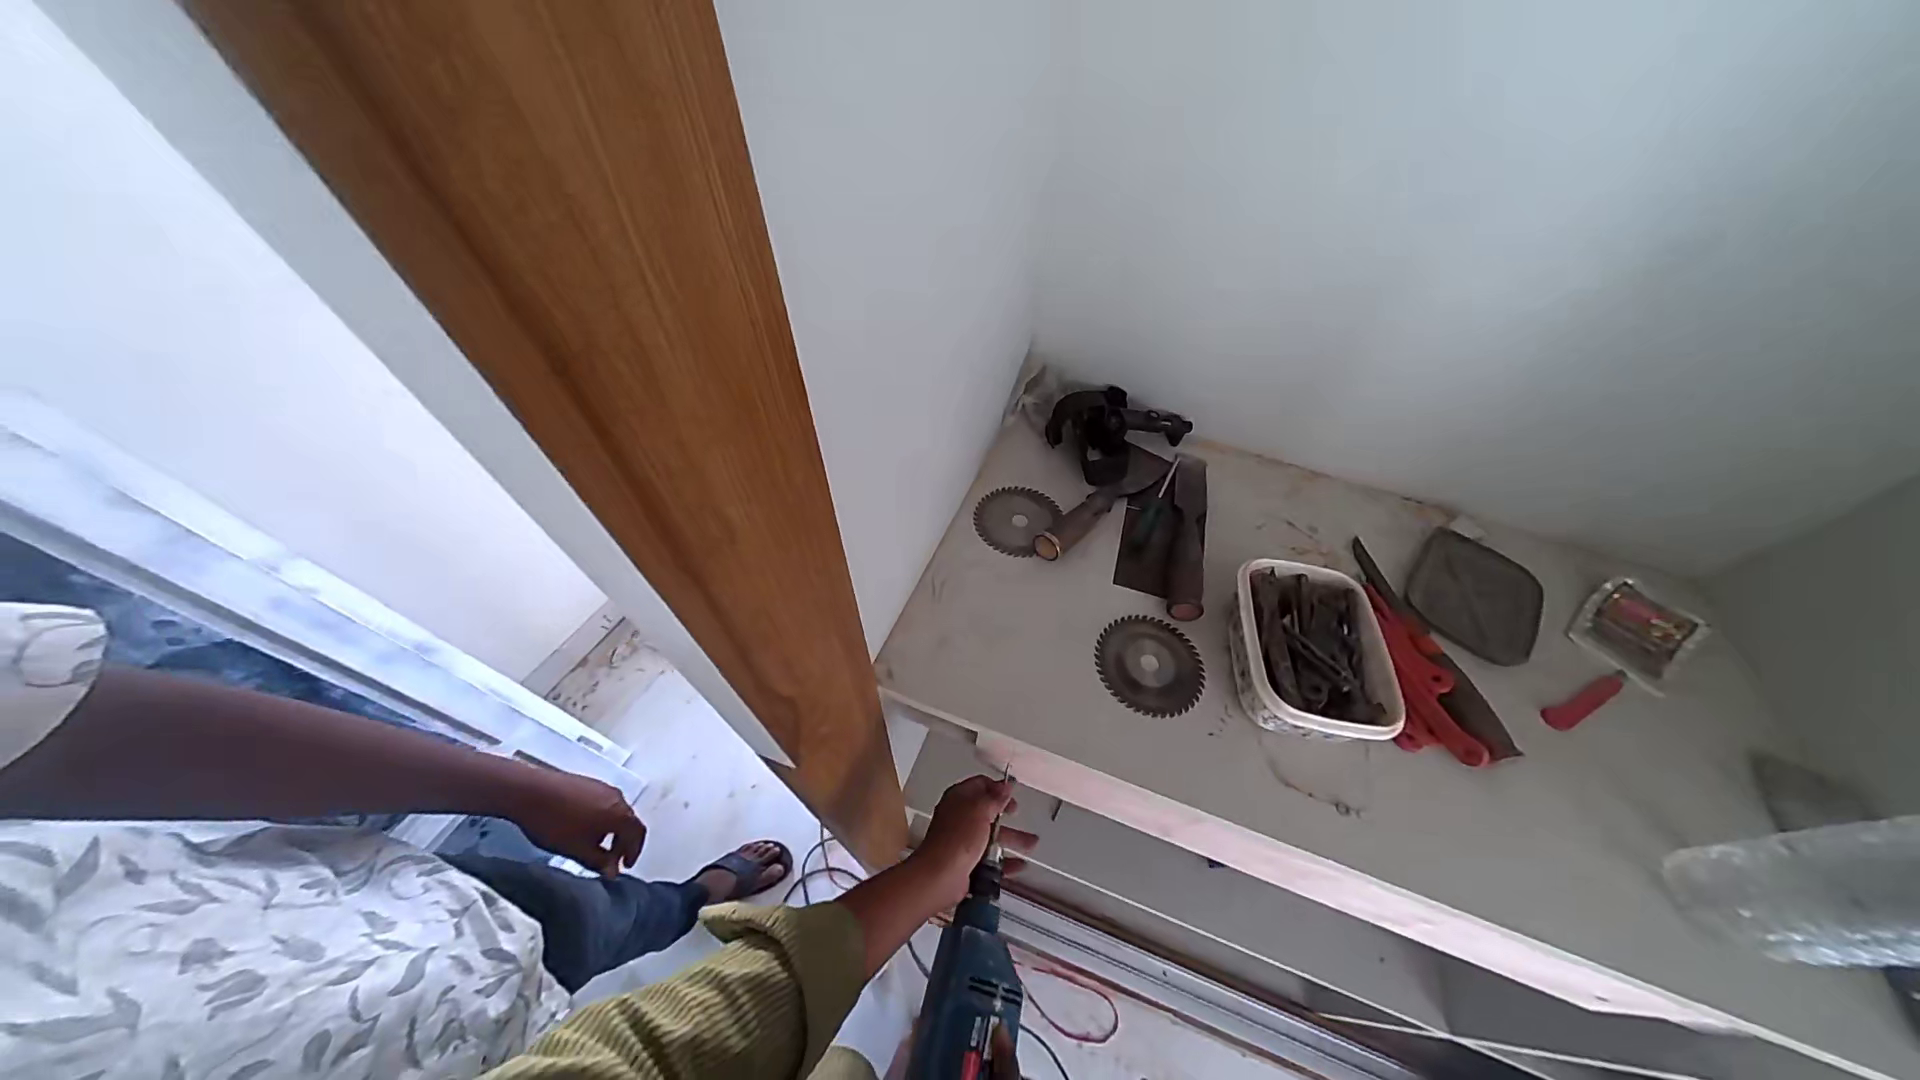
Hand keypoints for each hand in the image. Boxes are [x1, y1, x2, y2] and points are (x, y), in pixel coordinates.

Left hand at [507, 768, 645, 876]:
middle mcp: (617, 798)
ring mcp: (603, 788)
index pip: (638, 834)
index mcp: (620, 814)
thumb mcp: (577, 850)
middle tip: (611, 859)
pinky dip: (602, 818)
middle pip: (629, 822)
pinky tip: (583, 827)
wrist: (533, 793)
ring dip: (611, 830)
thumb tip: (611, 870)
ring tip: (594, 845)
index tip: (624, 865)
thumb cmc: (555, 821)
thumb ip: (599, 861)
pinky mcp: (590, 784)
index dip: (634, 852)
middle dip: (622, 842)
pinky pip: (604, 803)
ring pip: (616, 812)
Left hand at [911, 775, 1037, 905]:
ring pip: (991, 836)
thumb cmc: (957, 839)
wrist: (941, 876)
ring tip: (1031, 844)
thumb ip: (995, 798)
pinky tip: (1019, 865)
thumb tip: (1005, 786)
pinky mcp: (966, 862)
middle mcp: (959, 817)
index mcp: (959, 798)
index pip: (980, 785)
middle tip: (1017, 813)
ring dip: (1012, 838)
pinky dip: (1006, 861)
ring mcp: (962, 840)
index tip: (1011, 793)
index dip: (996, 787)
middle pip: (986, 811)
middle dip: (1005, 814)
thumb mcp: (980, 810)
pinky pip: (990, 859)